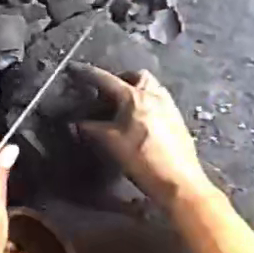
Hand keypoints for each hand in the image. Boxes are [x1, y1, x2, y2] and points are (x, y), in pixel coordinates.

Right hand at [70, 63, 215, 209]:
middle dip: (121, 78)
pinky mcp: (178, 122)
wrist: (179, 183)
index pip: (105, 79)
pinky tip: (137, 120)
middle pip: (137, 76)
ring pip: (152, 88)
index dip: (87, 73)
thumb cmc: (141, 158)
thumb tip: (76, 123)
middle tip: (107, 91)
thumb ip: (89, 127)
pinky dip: (146, 103)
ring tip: (121, 106)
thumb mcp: (108, 142)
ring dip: (135, 90)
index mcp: (134, 98)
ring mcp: (170, 109)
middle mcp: (155, 97)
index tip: (74, 69)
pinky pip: (160, 102)